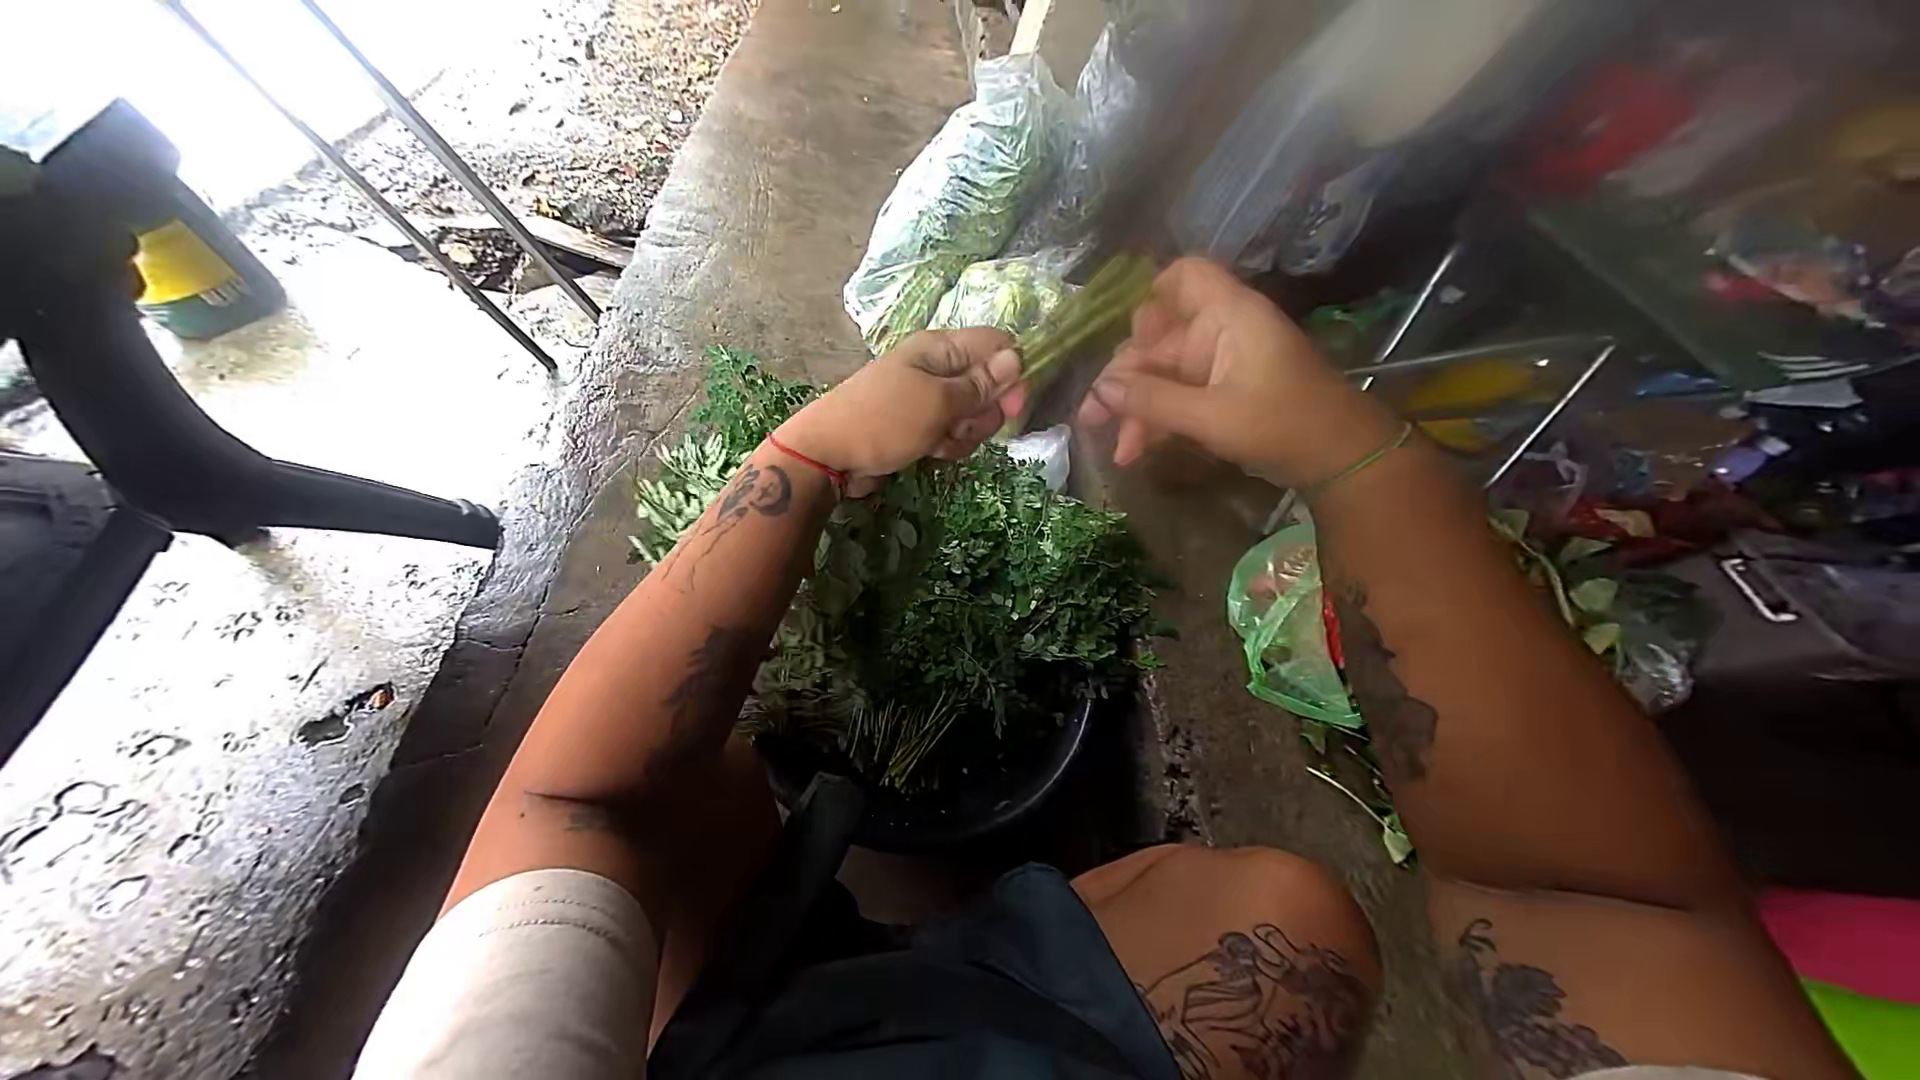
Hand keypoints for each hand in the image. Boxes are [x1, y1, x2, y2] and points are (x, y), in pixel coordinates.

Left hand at [775, 328, 1023, 496]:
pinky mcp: (922, 425)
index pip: (996, 346)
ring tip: (939, 441)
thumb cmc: (883, 421)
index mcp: (941, 349)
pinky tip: (931, 452)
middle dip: (985, 413)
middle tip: (960, 427)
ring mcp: (929, 398)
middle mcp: (938, 369)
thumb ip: (980, 384)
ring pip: (973, 414)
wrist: (829, 455)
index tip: (1013, 406)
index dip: (1012, 374)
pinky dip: (949, 444)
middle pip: (989, 385)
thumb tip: (1017, 357)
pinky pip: (953, 432)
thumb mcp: (937, 402)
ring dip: (966, 433)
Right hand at [1077, 258, 1401, 487]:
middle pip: (1155, 339)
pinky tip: (1133, 451)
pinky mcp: (1216, 393)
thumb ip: (1152, 402)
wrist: (1339, 460)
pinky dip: (1153, 422)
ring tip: (1118, 450)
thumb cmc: (1284, 425)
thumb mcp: (1212, 416)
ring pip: (1158, 375)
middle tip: (1094, 419)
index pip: (1183, 276)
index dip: (1150, 297)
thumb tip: (1098, 391)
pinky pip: (1173, 398)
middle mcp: (1217, 331)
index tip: (1126, 339)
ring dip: (1134, 410)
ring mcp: (1216, 364)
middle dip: (1123, 380)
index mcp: (1226, 316)